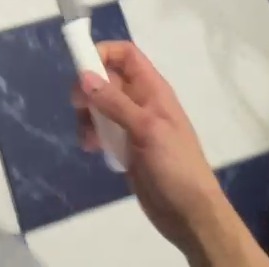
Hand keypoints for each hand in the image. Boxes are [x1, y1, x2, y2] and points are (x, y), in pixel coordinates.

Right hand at [71, 42, 220, 253]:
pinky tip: (91, 148)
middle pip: (107, 78)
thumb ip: (115, 103)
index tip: (82, 67)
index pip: (126, 55)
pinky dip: (92, 134)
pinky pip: (101, 129)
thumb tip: (84, 76)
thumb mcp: (146, 129)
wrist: (191, 216)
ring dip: (87, 114)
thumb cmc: (175, 165)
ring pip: (100, 104)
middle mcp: (141, 102)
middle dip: (88, 88)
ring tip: (87, 134)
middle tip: (77, 104)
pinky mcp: (125, 147)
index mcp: (152, 90)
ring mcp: (132, 125)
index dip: (104, 53)